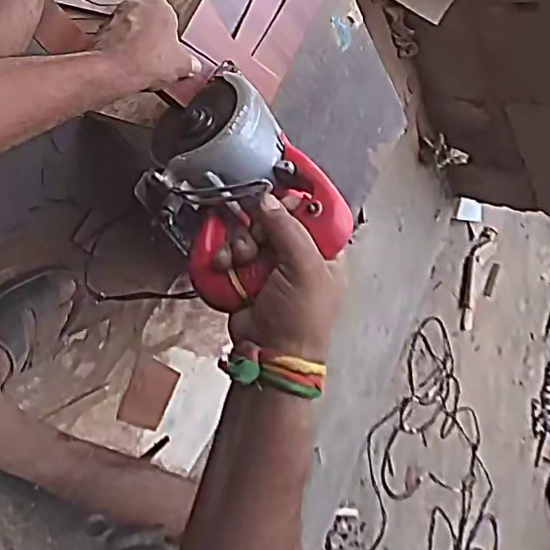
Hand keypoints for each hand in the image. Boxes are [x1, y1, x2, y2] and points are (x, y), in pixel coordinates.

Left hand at [92, 0, 201, 91]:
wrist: (115, 71)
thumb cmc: (146, 59)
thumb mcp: (181, 65)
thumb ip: (190, 63)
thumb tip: (192, 67)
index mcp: (159, 3)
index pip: (170, 17)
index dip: (171, 37)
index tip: (170, 51)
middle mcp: (134, 4)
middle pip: (147, 21)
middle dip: (150, 37)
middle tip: (156, 58)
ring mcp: (114, 17)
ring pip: (128, 30)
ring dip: (132, 44)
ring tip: (139, 65)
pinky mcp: (99, 32)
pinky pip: (113, 41)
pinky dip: (118, 51)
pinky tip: (125, 67)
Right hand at [227, 193, 344, 359]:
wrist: (268, 353)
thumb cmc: (301, 323)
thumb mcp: (304, 269)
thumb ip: (288, 229)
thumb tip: (268, 200)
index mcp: (324, 251)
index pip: (310, 210)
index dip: (291, 201)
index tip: (274, 196)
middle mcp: (296, 253)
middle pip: (270, 218)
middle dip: (257, 228)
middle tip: (257, 241)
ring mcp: (269, 263)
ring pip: (246, 232)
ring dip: (239, 244)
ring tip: (242, 261)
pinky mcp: (245, 272)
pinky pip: (229, 249)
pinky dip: (225, 256)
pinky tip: (229, 267)